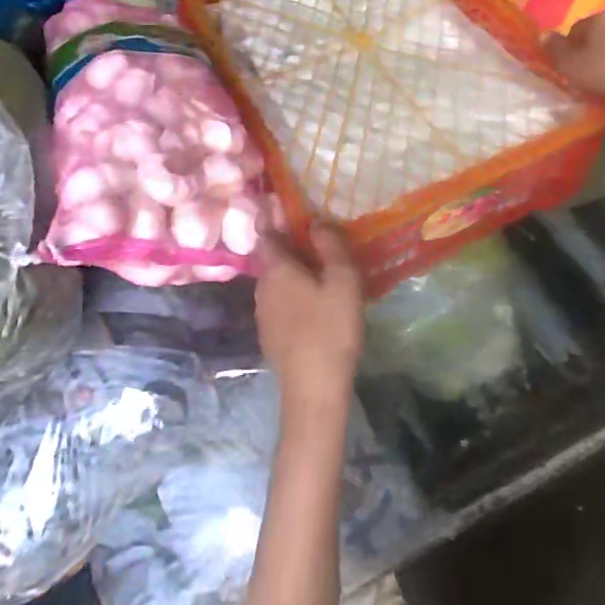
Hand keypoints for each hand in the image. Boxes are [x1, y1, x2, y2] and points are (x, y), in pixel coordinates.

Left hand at [254, 224, 364, 414]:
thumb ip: (330, 246)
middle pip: (272, 260)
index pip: (267, 235)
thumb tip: (317, 220)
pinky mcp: (270, 337)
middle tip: (321, 247)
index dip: (278, 222)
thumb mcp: (342, 280)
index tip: (295, 216)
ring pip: (277, 284)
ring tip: (323, 277)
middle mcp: (262, 288)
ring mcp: (263, 315)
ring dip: (295, 276)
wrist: (313, 388)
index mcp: (275, 269)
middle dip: (292, 250)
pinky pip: (281, 305)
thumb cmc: (331, 327)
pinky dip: (295, 298)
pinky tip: (316, 309)